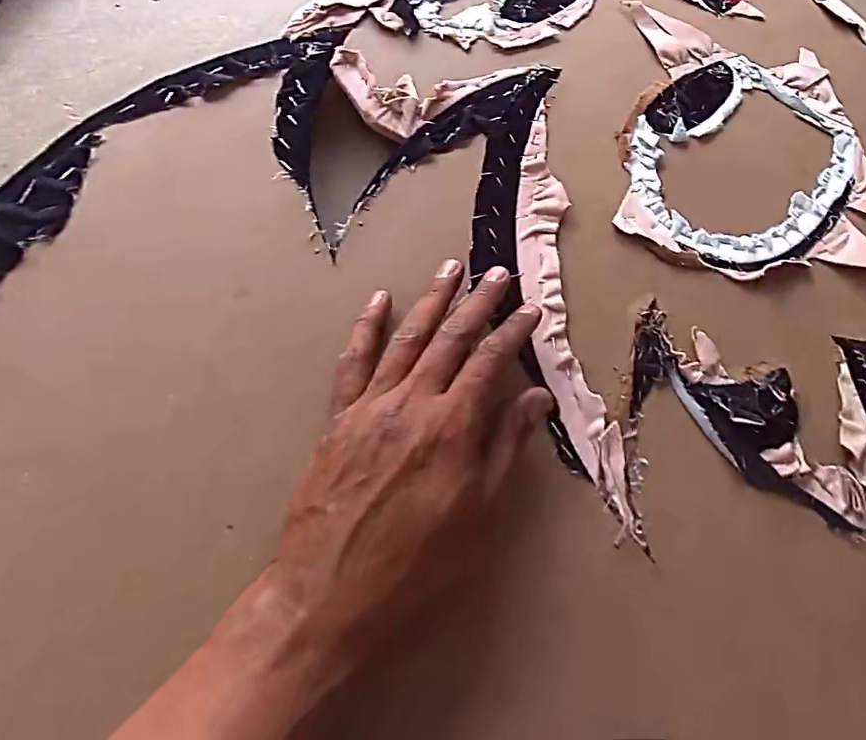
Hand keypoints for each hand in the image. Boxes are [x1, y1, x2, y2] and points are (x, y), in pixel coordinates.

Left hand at [260, 259, 554, 673]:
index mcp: (453, 426)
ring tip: (450, 269)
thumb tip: (538, 398)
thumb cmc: (416, 563)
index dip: (514, 332)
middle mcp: (413, 403)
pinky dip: (367, 327)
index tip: (530, 310)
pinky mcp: (341, 419)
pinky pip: (354, 362)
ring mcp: (372, 407)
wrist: (327, 596)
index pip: (490, 361)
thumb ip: (507, 446)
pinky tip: (379, 301)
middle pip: (452, 338)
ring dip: (432, 299)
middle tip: (498, 273)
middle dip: (479, 301)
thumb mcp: (480, 512)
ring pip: (408, 338)